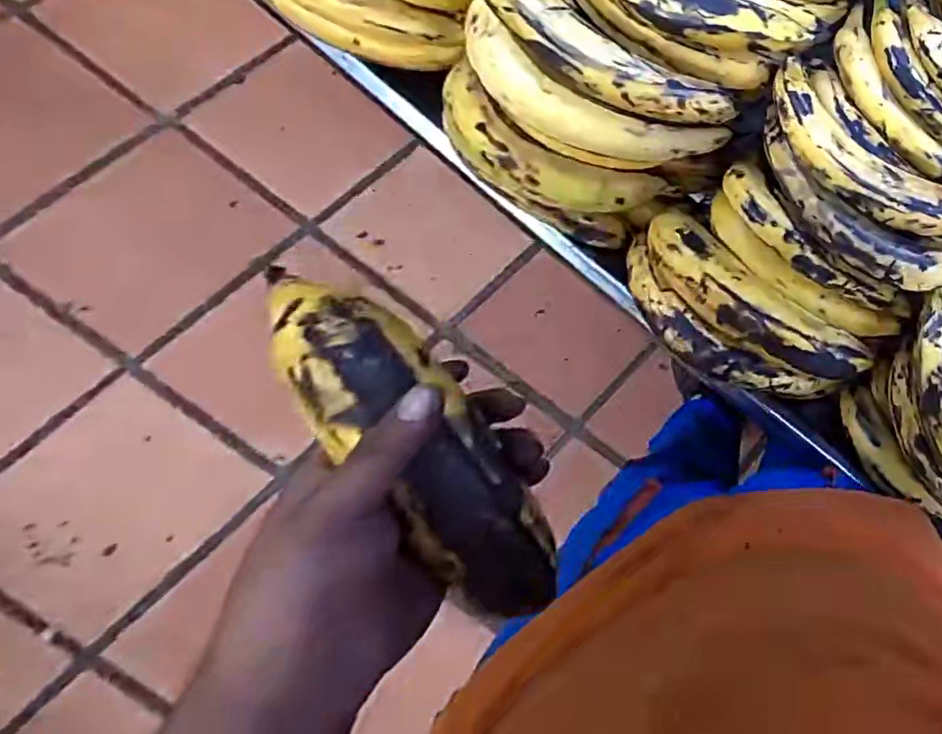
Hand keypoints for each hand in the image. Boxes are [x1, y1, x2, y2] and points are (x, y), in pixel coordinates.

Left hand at [166, 363, 545, 733]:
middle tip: (516, 410)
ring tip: (533, 457)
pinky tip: (533, 482)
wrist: (308, 677)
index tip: (464, 370)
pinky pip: (487, 501)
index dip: (423, 385)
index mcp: (344, 467)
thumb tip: (429, 388)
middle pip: (444, 433)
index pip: (387, 410)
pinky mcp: (447, 541)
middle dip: (484, 417)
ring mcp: (419, 512)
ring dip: (507, 450)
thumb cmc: (302, 585)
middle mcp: (386, 482)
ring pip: (473, 464)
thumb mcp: (334, 512)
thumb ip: (384, 451)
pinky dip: (513, 486)